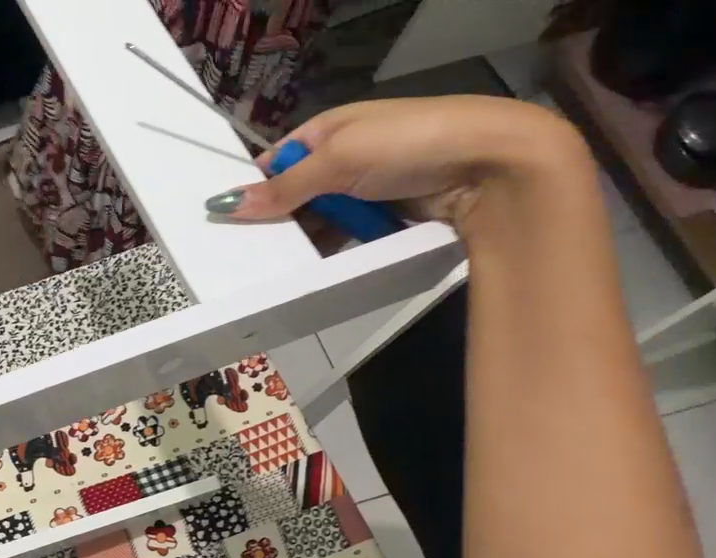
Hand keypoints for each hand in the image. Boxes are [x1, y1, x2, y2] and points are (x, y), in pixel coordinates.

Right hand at [207, 95, 594, 233]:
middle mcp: (341, 157)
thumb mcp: (337, 160)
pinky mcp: (379, 216)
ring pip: (313, 221)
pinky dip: (325, 252)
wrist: (490, 164)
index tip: (227, 222)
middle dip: (273, 221)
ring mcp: (361, 188)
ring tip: (273, 268)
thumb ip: (282, 187)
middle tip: (246, 254)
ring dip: (299, 241)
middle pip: (290, 195)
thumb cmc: (410, 143)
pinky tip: (308, 270)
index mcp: (327, 130)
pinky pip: (339, 237)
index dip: (252, 188)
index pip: (273, 161)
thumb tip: (225, 205)